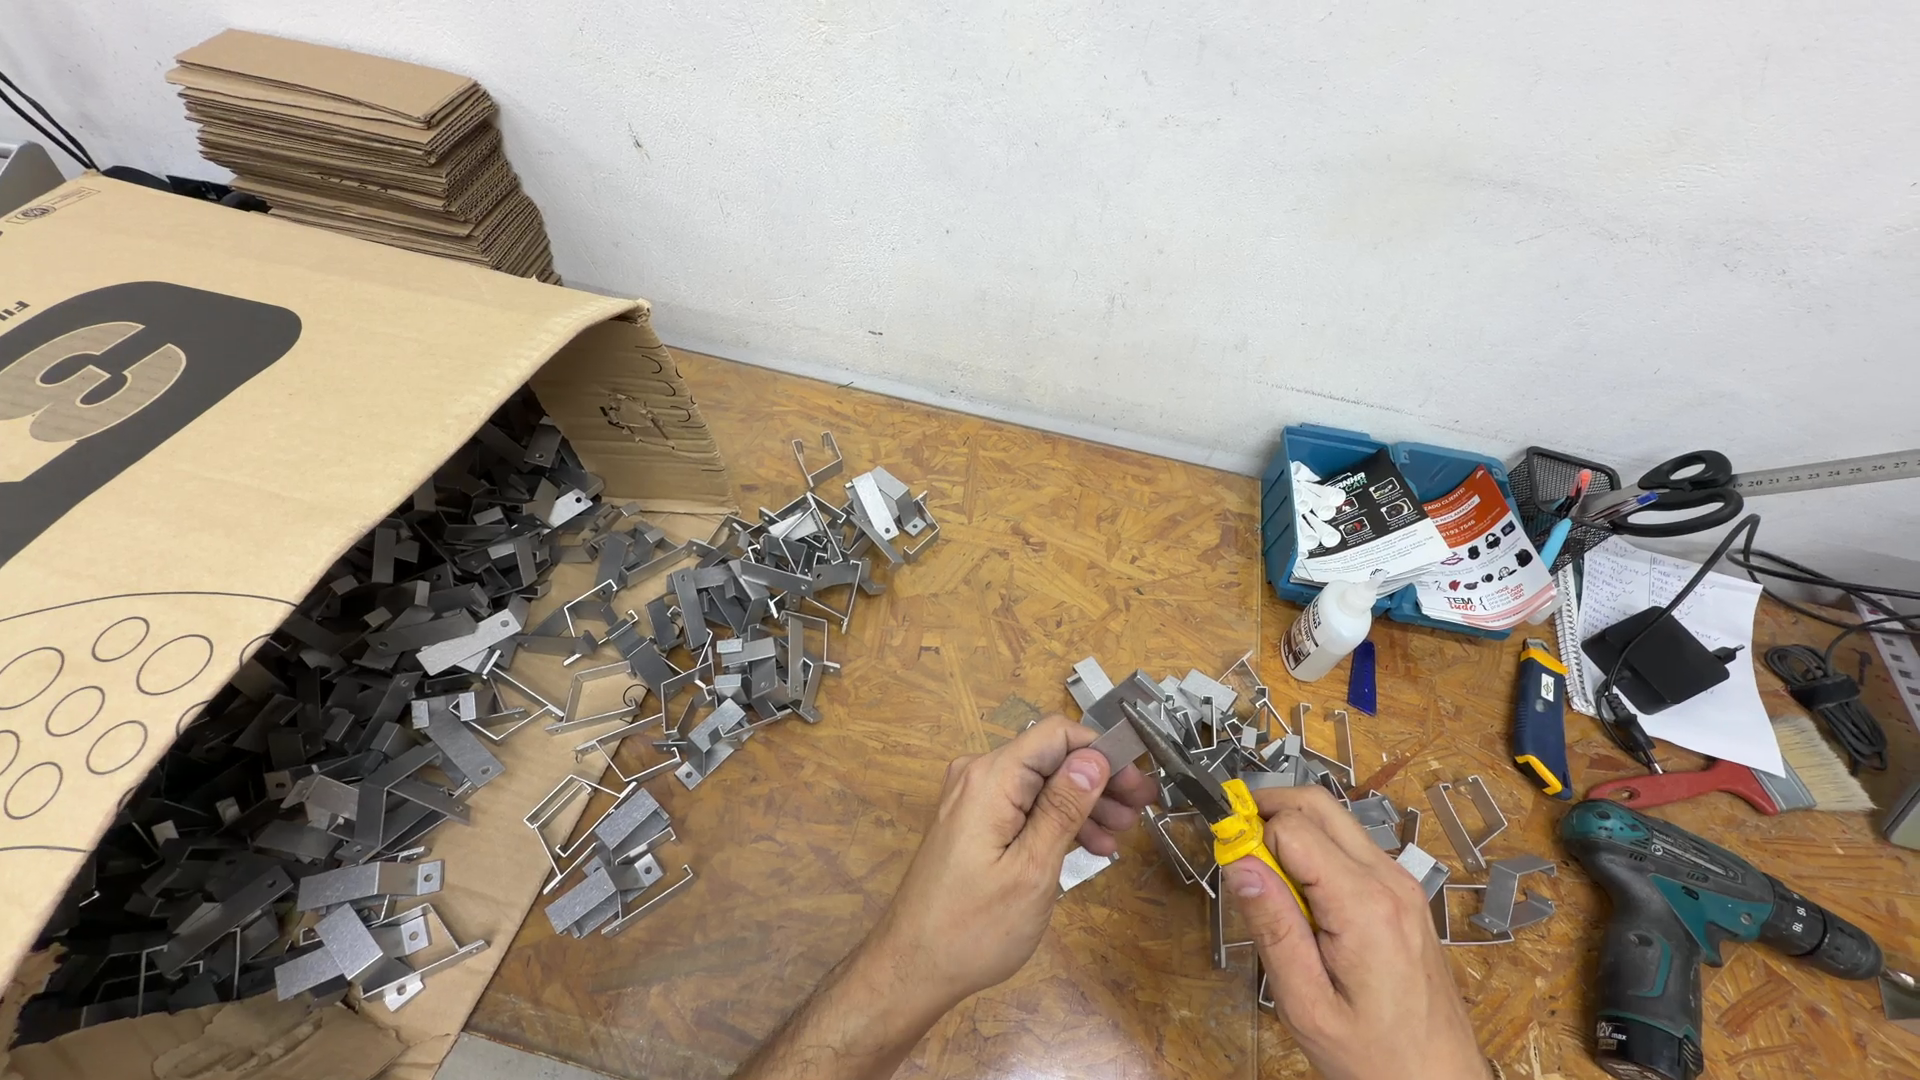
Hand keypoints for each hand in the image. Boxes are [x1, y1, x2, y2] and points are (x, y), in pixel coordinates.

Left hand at [866, 715, 1159, 1010]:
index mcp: (991, 778)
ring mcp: (973, 798)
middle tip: (1140, 811)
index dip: (1102, 750)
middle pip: (1050, 757)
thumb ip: (1064, 808)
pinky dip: (1057, 820)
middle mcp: (978, 775)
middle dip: (1098, 780)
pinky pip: (1023, 805)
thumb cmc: (974, 928)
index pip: (1056, 734)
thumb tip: (1094, 757)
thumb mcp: (1032, 870)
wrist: (913, 967)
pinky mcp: (974, 821)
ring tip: (1120, 834)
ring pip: (1040, 783)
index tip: (1137, 782)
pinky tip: (1088, 845)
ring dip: (1083, 803)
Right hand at [1225, 787, 1487, 1079]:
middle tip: (1235, 845)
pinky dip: (1312, 847)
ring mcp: (1400, 882)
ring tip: (1263, 874)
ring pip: (1331, 817)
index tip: (1228, 860)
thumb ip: (1272, 927)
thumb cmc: (1372, 1056)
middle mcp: (1388, 879)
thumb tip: (1237, 860)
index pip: (1291, 826)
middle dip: (1265, 809)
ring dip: (1288, 827)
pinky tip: (1297, 891)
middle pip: (1314, 803)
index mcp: (1364, 905)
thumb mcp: (1305, 1003)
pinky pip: (1347, 843)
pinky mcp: (1400, 891)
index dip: (1250, 835)